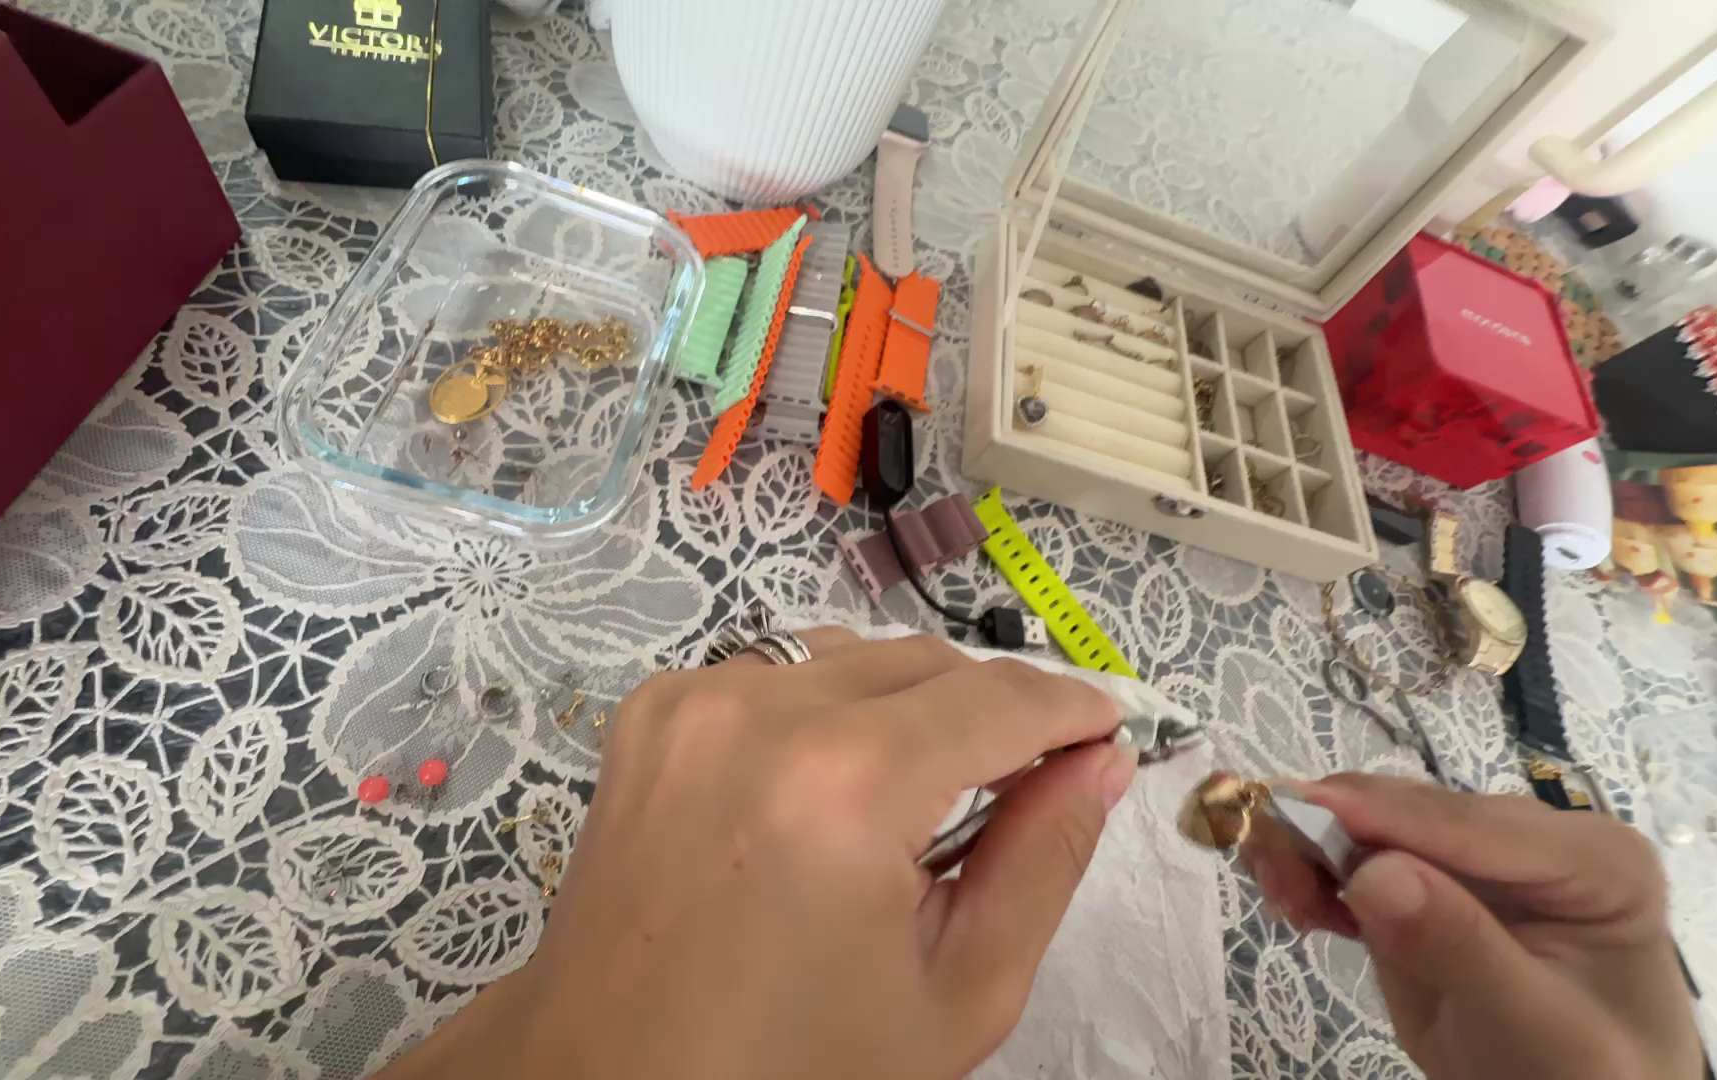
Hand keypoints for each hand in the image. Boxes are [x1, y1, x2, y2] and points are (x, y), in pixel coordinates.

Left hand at [379, 628, 1136, 1079]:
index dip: (1066, 705)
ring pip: (853, 655)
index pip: (995, 700)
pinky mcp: (655, 704)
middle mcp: (761, 710)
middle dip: (988, 706)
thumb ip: (1045, 856)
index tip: (1103, 724)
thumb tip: (1099, 759)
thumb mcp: (957, 987)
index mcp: (846, 784)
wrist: (613, 1075)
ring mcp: (696, 696)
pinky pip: (779, 670)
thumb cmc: (797, 1063)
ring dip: (905, 701)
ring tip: (911, 783)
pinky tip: (820, 773)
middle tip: (1015, 771)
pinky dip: (824, 704)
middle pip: (924, 662)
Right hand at [1242, 773, 1700, 1079]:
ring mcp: (1460, 848)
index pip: (1462, 822)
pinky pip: (1341, 850)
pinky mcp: (1412, 868)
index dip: (1369, 814)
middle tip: (1270, 878)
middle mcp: (1520, 833)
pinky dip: (1305, 869)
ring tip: (1280, 898)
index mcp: (1587, 857)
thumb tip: (1374, 874)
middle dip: (1321, 832)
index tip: (1282, 808)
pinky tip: (1298, 907)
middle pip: (1395, 810)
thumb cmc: (1574, 1078)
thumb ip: (1461, 949)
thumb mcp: (1535, 1031)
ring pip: (1354, 819)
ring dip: (1301, 848)